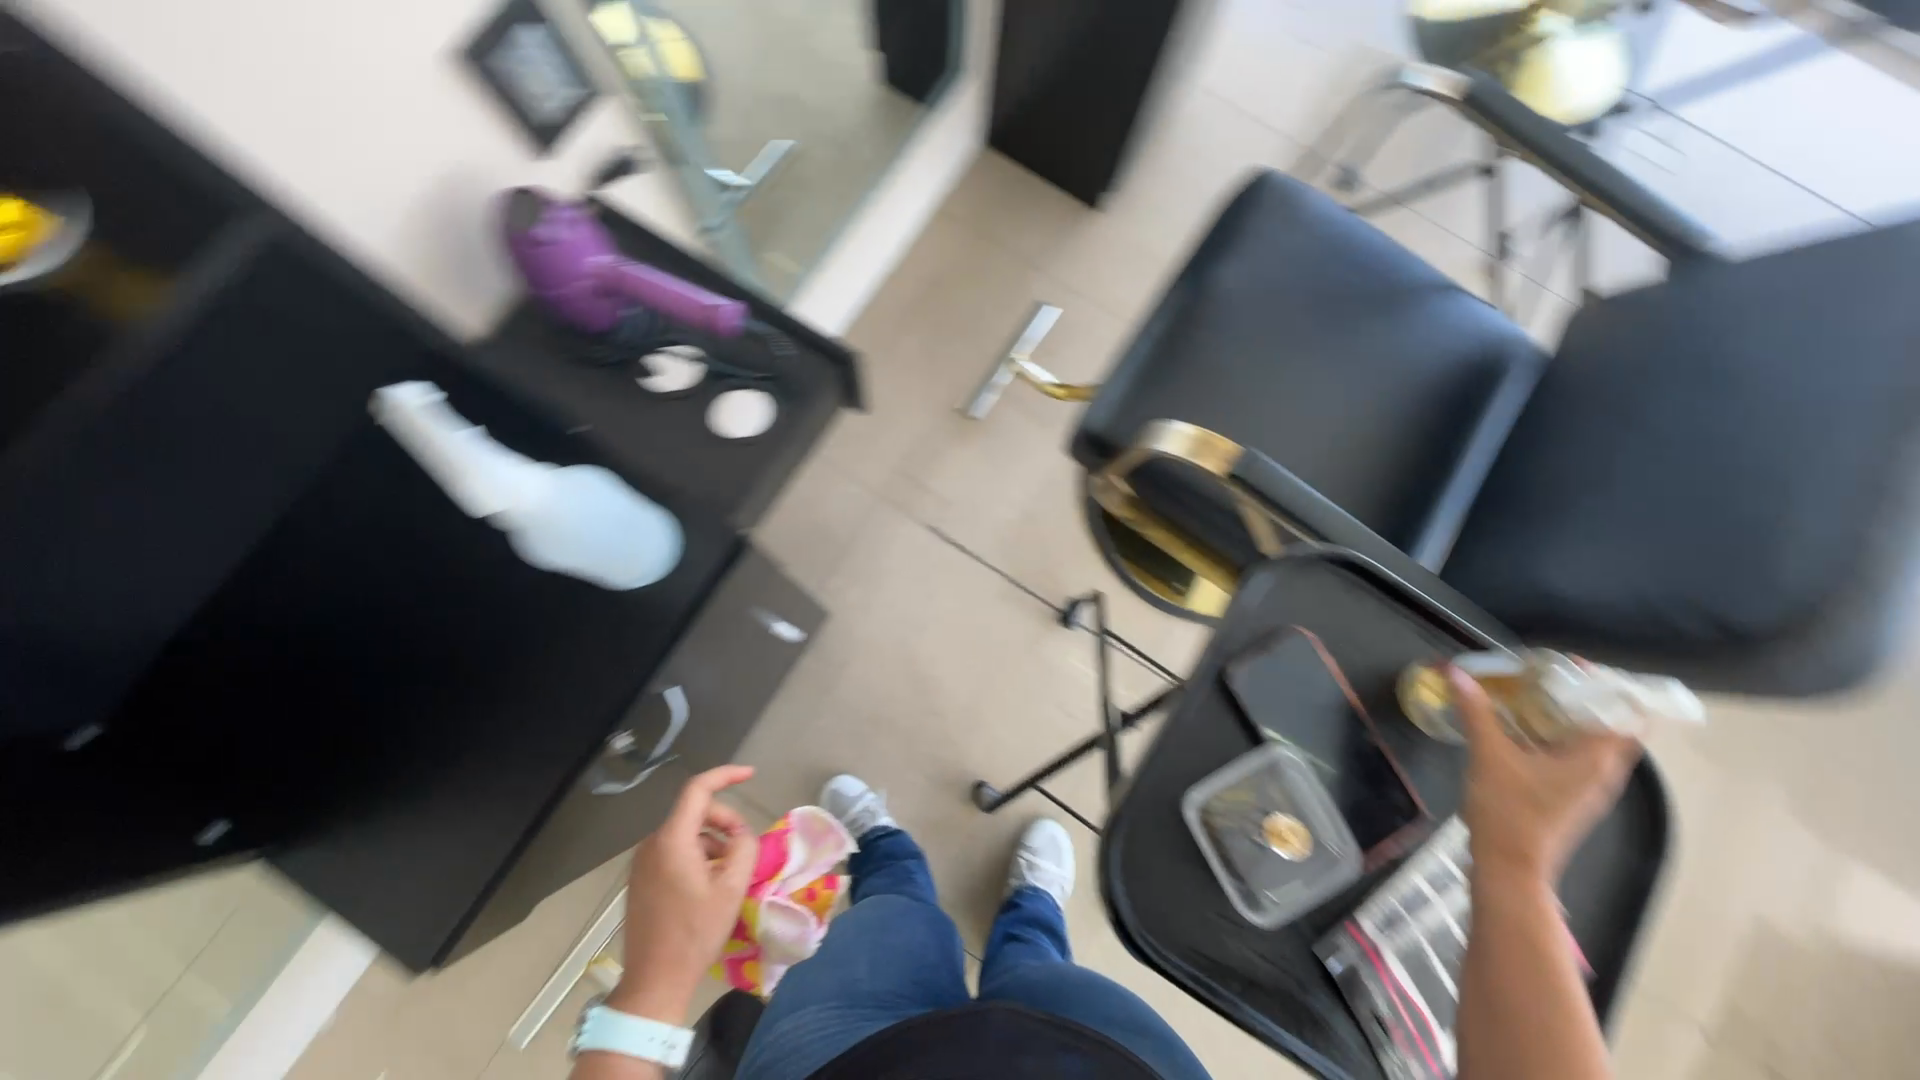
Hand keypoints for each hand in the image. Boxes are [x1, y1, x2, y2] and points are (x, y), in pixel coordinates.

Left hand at [610, 765, 757, 1023]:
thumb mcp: (732, 888)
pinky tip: (709, 885)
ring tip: (729, 874)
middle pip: (694, 813)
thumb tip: (741, 833)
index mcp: (671, 840)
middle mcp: (651, 844)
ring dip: (712, 843)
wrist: (654, 980)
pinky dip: (696, 856)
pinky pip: (674, 851)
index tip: (751, 775)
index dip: (726, 775)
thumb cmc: (695, 932)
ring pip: (686, 834)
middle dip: (724, 821)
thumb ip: (744, 846)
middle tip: (744, 849)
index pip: (698, 789)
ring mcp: (642, 862)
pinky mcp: (641, 879)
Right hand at [1453, 667, 1641, 883]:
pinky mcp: (1570, 797)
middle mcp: (1604, 771)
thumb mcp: (1488, 755)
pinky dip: (1557, 736)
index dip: (1610, 685)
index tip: (1574, 666)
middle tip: (1547, 675)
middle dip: (1583, 697)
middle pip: (1611, 724)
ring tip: (1532, 695)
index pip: (1631, 713)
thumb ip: (1476, 711)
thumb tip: (1456, 672)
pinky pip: (1575, 756)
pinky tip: (1522, 729)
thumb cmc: (1509, 809)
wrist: (1509, 867)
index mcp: (1598, 757)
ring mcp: (1589, 787)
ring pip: (1592, 741)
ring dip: (1568, 717)